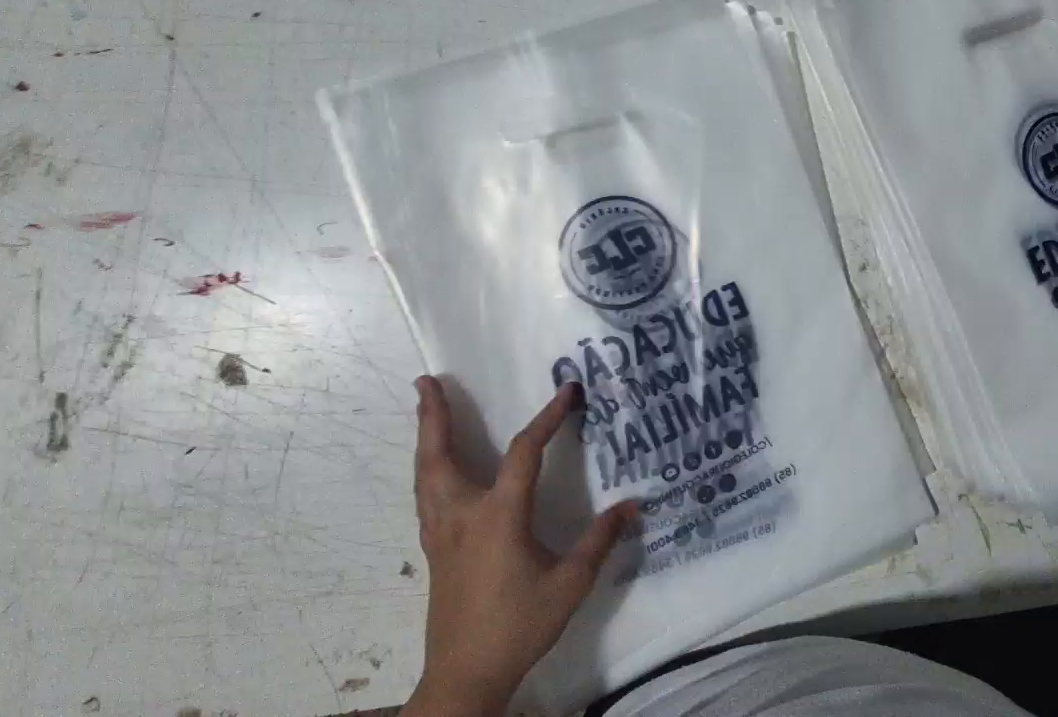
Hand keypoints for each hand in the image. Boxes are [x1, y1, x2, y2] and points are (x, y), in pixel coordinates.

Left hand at [403, 376, 640, 716]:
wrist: (464, 676)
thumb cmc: (519, 625)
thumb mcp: (570, 583)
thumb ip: (600, 540)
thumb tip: (632, 505)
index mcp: (498, 517)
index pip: (524, 453)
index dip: (548, 419)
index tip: (568, 392)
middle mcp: (461, 517)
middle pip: (439, 456)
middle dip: (434, 417)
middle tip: (427, 381)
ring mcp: (441, 535)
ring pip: (425, 476)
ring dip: (426, 440)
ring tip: (425, 411)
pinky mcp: (435, 552)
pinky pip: (426, 496)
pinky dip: (428, 469)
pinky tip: (436, 471)